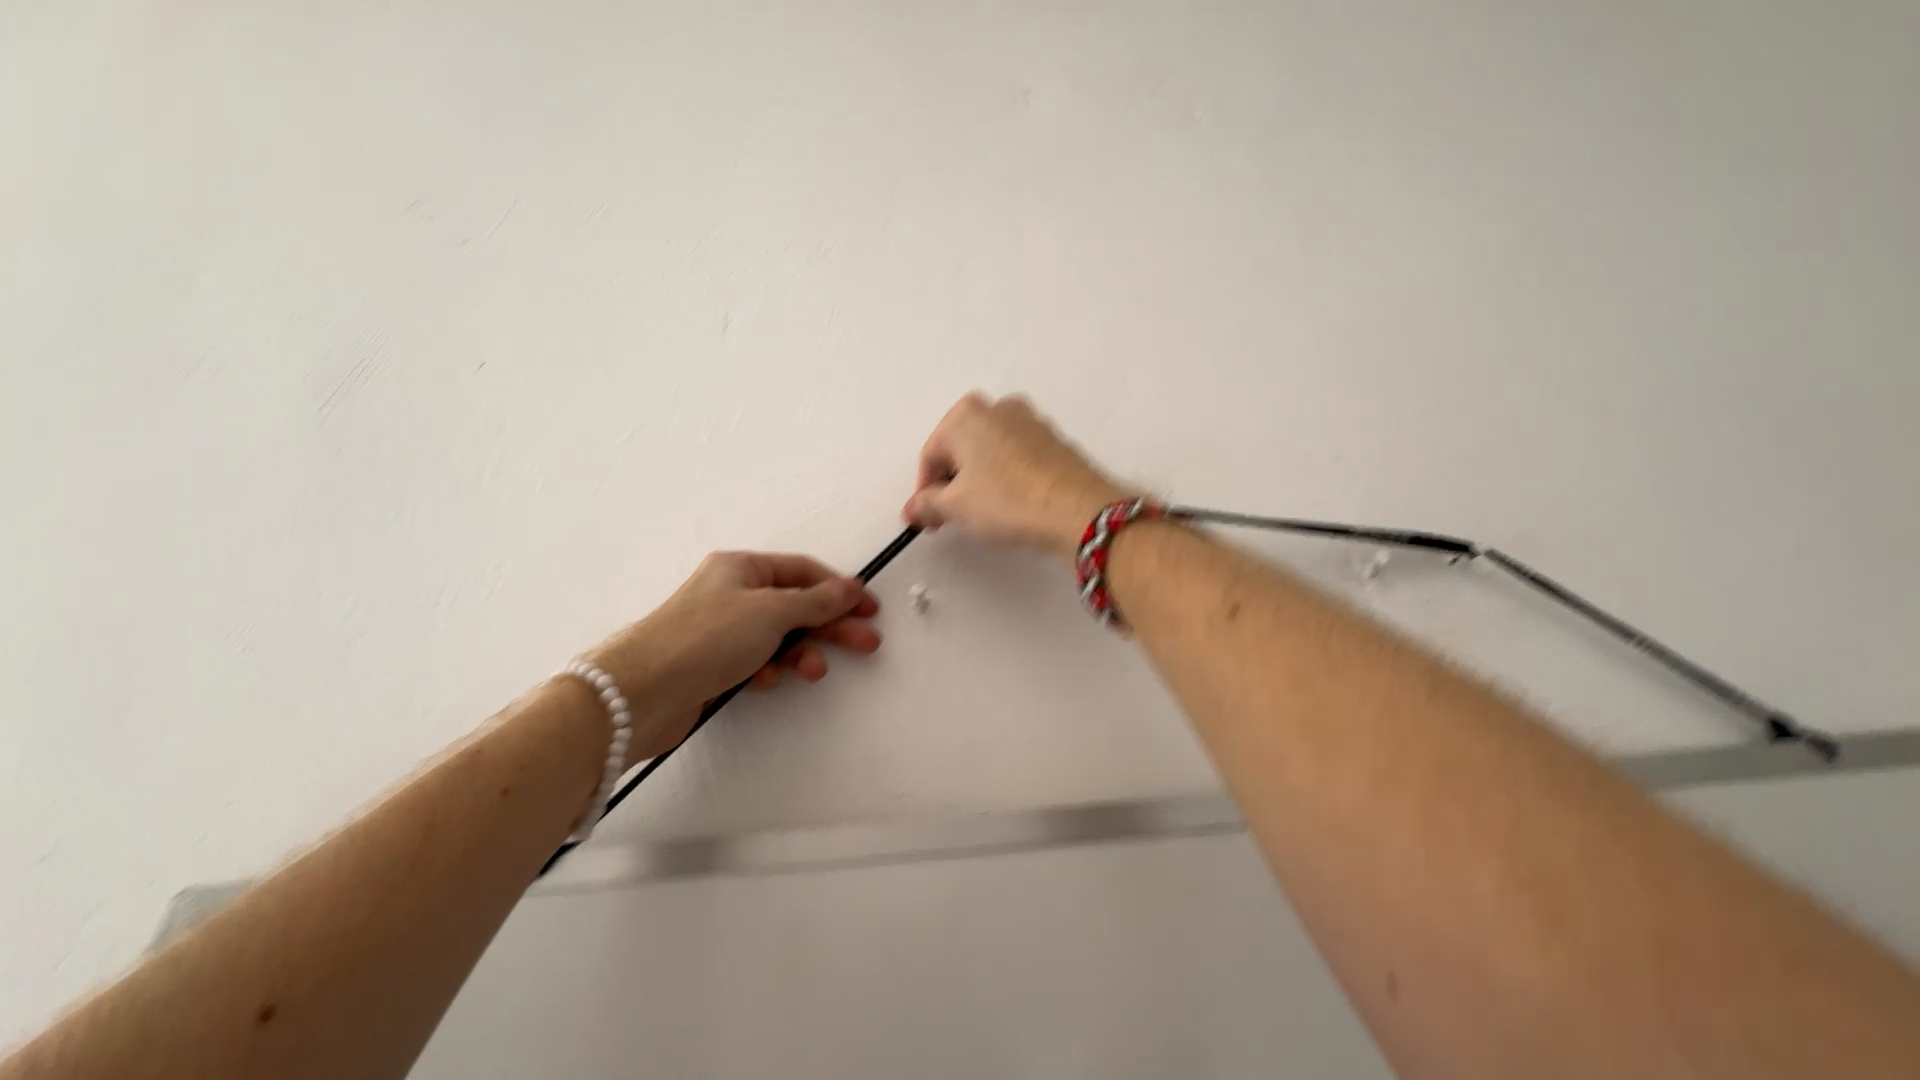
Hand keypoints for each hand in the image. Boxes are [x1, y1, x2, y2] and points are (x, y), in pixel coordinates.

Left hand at [585, 552, 880, 761]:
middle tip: (865, 641)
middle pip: (795, 605)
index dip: (838, 588)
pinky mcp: (714, 665)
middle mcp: (731, 594)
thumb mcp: (770, 611)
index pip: (802, 571)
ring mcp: (721, 631)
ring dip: (801, 652)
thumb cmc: (705, 639)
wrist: (644, 692)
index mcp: (741, 568)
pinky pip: (756, 661)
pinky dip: (770, 669)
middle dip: (831, 624)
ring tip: (813, 670)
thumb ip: (815, 601)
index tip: (867, 608)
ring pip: (777, 637)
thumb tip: (849, 587)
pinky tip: (768, 681)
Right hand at [904, 393, 1126, 557]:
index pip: (931, 456)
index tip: (927, 520)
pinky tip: (1012, 504)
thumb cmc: (1006, 500)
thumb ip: (928, 504)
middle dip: (952, 483)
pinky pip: (1018, 458)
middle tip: (951, 518)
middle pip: (961, 449)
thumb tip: (912, 508)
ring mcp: (1031, 421)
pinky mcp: (1055, 441)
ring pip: (991, 452)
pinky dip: (1007, 478)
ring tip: (983, 514)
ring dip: (980, 479)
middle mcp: (998, 407)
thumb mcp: (956, 507)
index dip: (924, 491)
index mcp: (966, 414)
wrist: (1076, 509)